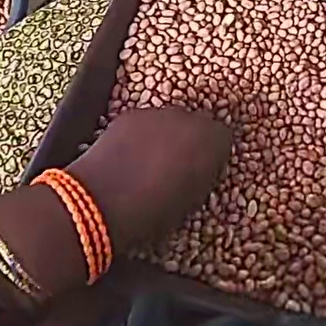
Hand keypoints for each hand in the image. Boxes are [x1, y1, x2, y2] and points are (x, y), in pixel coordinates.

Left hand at [67, 108, 232, 251]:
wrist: (101, 200)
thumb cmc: (153, 212)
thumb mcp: (190, 202)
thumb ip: (201, 177)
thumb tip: (200, 170)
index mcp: (210, 141)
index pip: (223, 138)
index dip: (214, 155)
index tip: (205, 169)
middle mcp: (189, 119)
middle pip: (198, 124)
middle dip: (192, 141)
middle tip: (179, 166)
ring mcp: (158, 113)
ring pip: (171, 121)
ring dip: (167, 136)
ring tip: (151, 162)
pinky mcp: (132, 115)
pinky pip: (146, 122)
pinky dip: (143, 135)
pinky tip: (130, 156)